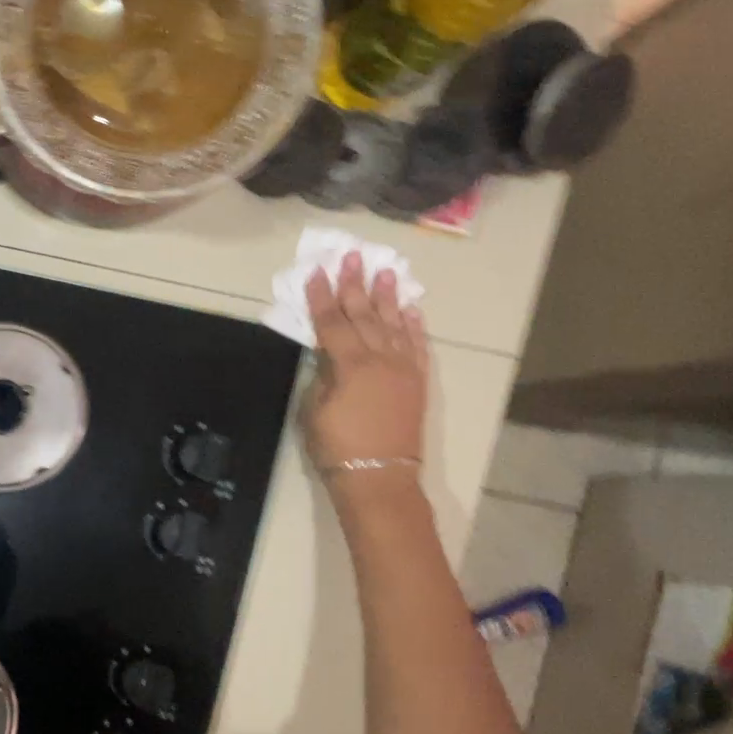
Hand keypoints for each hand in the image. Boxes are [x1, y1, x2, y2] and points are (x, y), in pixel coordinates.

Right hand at [302, 253, 428, 497]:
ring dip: (387, 297)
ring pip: (394, 324)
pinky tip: (408, 309)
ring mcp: (403, 368)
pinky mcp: (417, 381)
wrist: (379, 476)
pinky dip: (412, 325)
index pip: (331, 323)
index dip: (320, 297)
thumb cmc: (337, 447)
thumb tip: (329, 356)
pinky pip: (416, 345)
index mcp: (351, 365)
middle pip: (364, 315)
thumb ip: (323, 376)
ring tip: (385, 271)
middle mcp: (381, 358)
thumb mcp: (315, 410)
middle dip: (355, 285)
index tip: (314, 273)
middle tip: (352, 256)